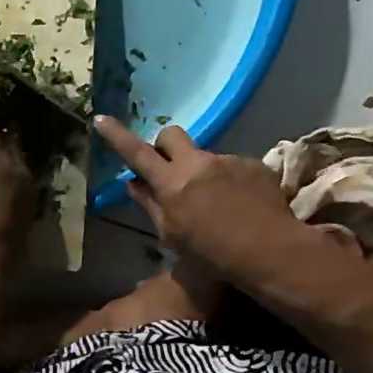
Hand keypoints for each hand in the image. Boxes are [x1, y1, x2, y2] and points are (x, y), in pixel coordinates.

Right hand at [93, 116, 368, 321]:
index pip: (136, 153)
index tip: (100, 118)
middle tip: (170, 169)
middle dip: (165, 145)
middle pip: (172, 135)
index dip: (116, 135)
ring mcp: (228, 160)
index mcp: (172, 183)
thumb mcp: (172, 236)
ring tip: (219, 204)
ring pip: (205, 157)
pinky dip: (231, 182)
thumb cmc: (214, 254)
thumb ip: (150, 205)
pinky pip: (233, 167)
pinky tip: (241, 205)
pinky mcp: (254, 165)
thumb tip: (134, 184)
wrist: (272, 252)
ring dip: (204, 173)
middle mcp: (198, 163)